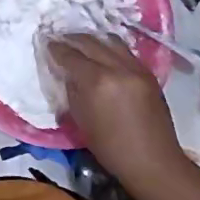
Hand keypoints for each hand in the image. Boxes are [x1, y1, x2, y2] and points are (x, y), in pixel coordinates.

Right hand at [50, 34, 186, 180]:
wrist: (153, 161)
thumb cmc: (110, 147)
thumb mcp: (80, 119)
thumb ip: (71, 89)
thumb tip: (66, 73)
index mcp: (97, 81)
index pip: (71, 55)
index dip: (56, 48)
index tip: (46, 43)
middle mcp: (118, 68)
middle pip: (90, 42)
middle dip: (72, 38)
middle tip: (59, 39)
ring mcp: (136, 68)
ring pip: (110, 41)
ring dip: (92, 39)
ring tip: (81, 43)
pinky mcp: (149, 73)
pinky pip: (124, 51)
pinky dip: (109, 48)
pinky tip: (102, 53)